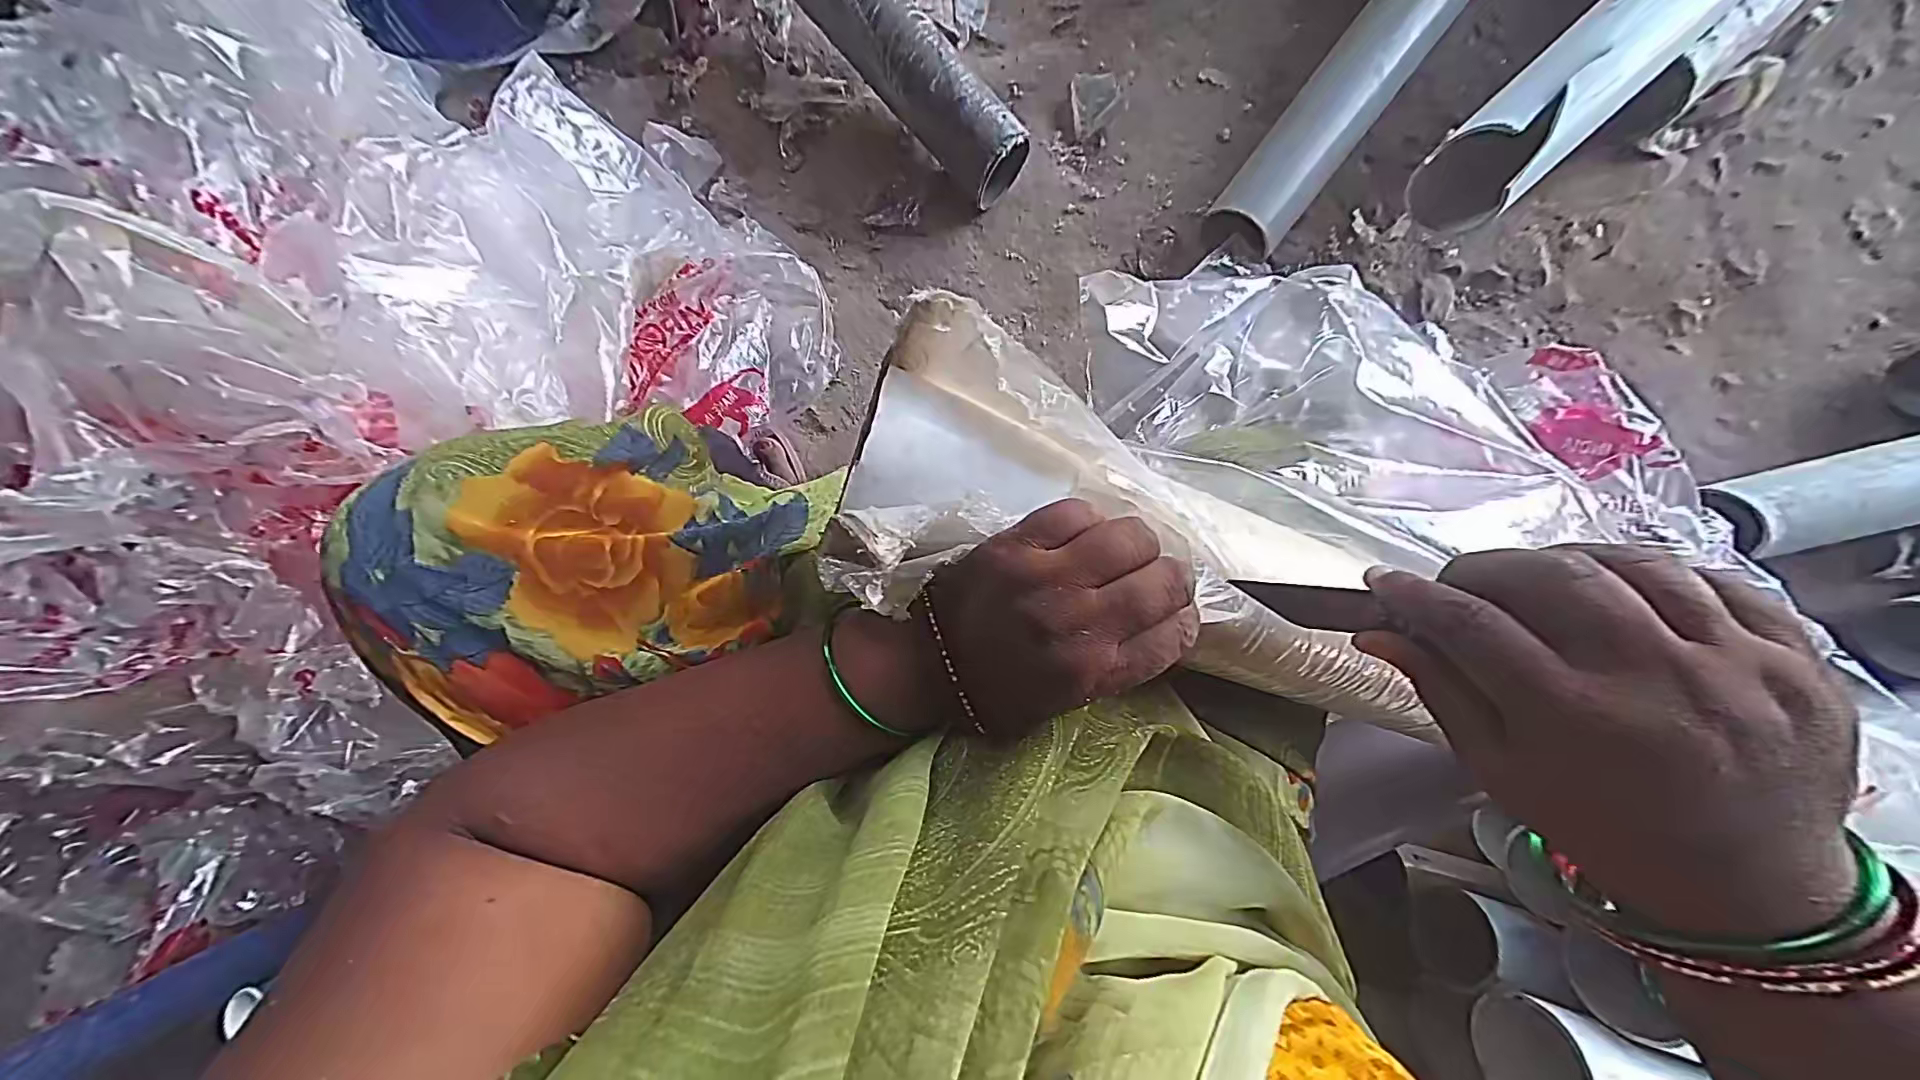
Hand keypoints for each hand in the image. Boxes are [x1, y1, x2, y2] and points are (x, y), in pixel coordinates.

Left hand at [923, 498, 1199, 739]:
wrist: (927, 665)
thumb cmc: (998, 692)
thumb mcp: (1066, 703)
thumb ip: (1119, 666)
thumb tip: (1165, 623)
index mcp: (1093, 670)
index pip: (1175, 635)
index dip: (1184, 619)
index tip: (1175, 612)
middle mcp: (1079, 621)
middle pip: (1163, 580)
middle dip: (1170, 576)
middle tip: (1154, 575)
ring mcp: (1046, 576)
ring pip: (1130, 536)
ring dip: (1137, 543)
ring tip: (1121, 551)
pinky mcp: (1016, 544)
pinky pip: (1077, 512)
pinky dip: (1090, 520)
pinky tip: (1082, 535)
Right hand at [1359, 546, 1859, 939]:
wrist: (1747, 883)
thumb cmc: (1599, 827)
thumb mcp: (1497, 767)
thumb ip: (1440, 689)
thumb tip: (1378, 634)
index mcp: (1572, 716)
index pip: (1470, 623)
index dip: (1414, 594)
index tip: (1384, 581)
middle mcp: (1655, 677)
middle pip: (1547, 575)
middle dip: (1482, 569)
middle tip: (1460, 586)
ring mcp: (1737, 661)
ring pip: (1627, 562)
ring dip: (1559, 560)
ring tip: (1533, 581)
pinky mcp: (1795, 655)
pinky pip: (1710, 578)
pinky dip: (1645, 571)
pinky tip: (1614, 589)